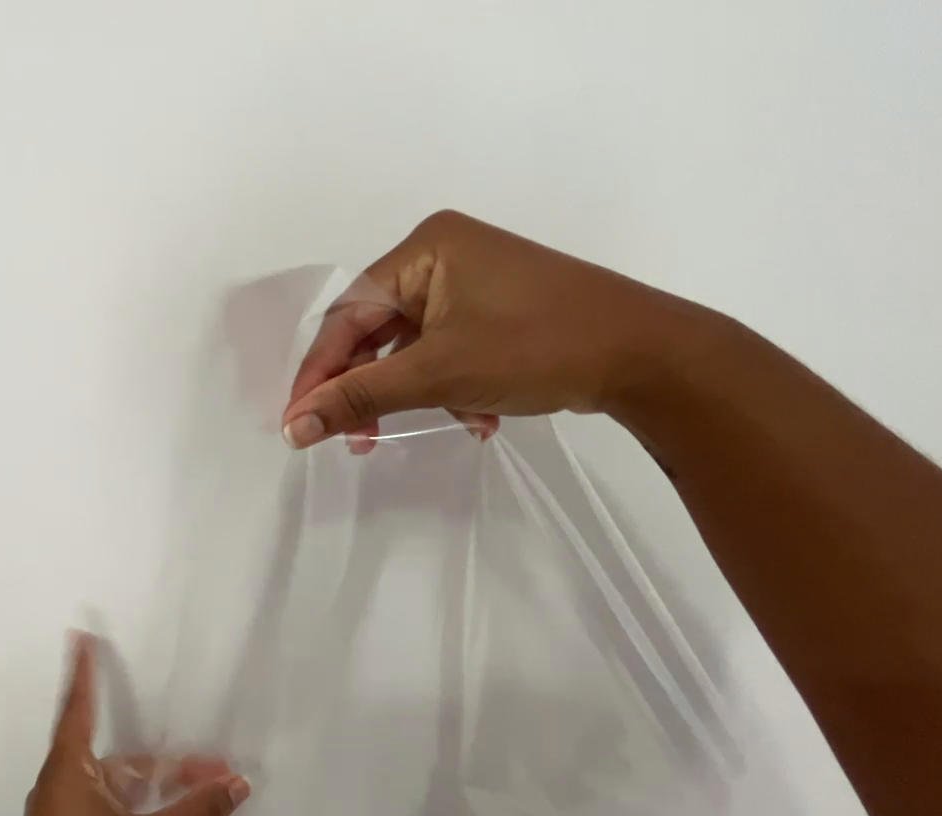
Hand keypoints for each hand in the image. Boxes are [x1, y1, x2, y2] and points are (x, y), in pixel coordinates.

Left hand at [15, 634, 250, 815]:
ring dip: (153, 791)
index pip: (78, 711)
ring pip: (111, 790)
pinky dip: (133, 810)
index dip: (84, 674)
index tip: (80, 636)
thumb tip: (238, 784)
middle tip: (213, 766)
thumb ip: (198, 811)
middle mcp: (55, 791)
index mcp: (67, 776)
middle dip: (163, 763)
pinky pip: (101, 812)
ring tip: (201, 797)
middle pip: (113, 760)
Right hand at [280, 210, 716, 448]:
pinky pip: (443, 350)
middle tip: (353, 440)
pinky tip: (470, 419)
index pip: (346, 315)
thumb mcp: (437, 375)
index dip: (318, 373)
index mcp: (424, 249)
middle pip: (374, 332)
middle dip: (364, 390)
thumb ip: (358, 399)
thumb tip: (291, 427)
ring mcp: (472, 282)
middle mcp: (443, 255)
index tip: (296, 424)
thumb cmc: (536, 347)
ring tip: (403, 437)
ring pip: (408, 348)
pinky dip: (443, 389)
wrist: (649, 355)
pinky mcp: (494, 309)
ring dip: (405, 396)